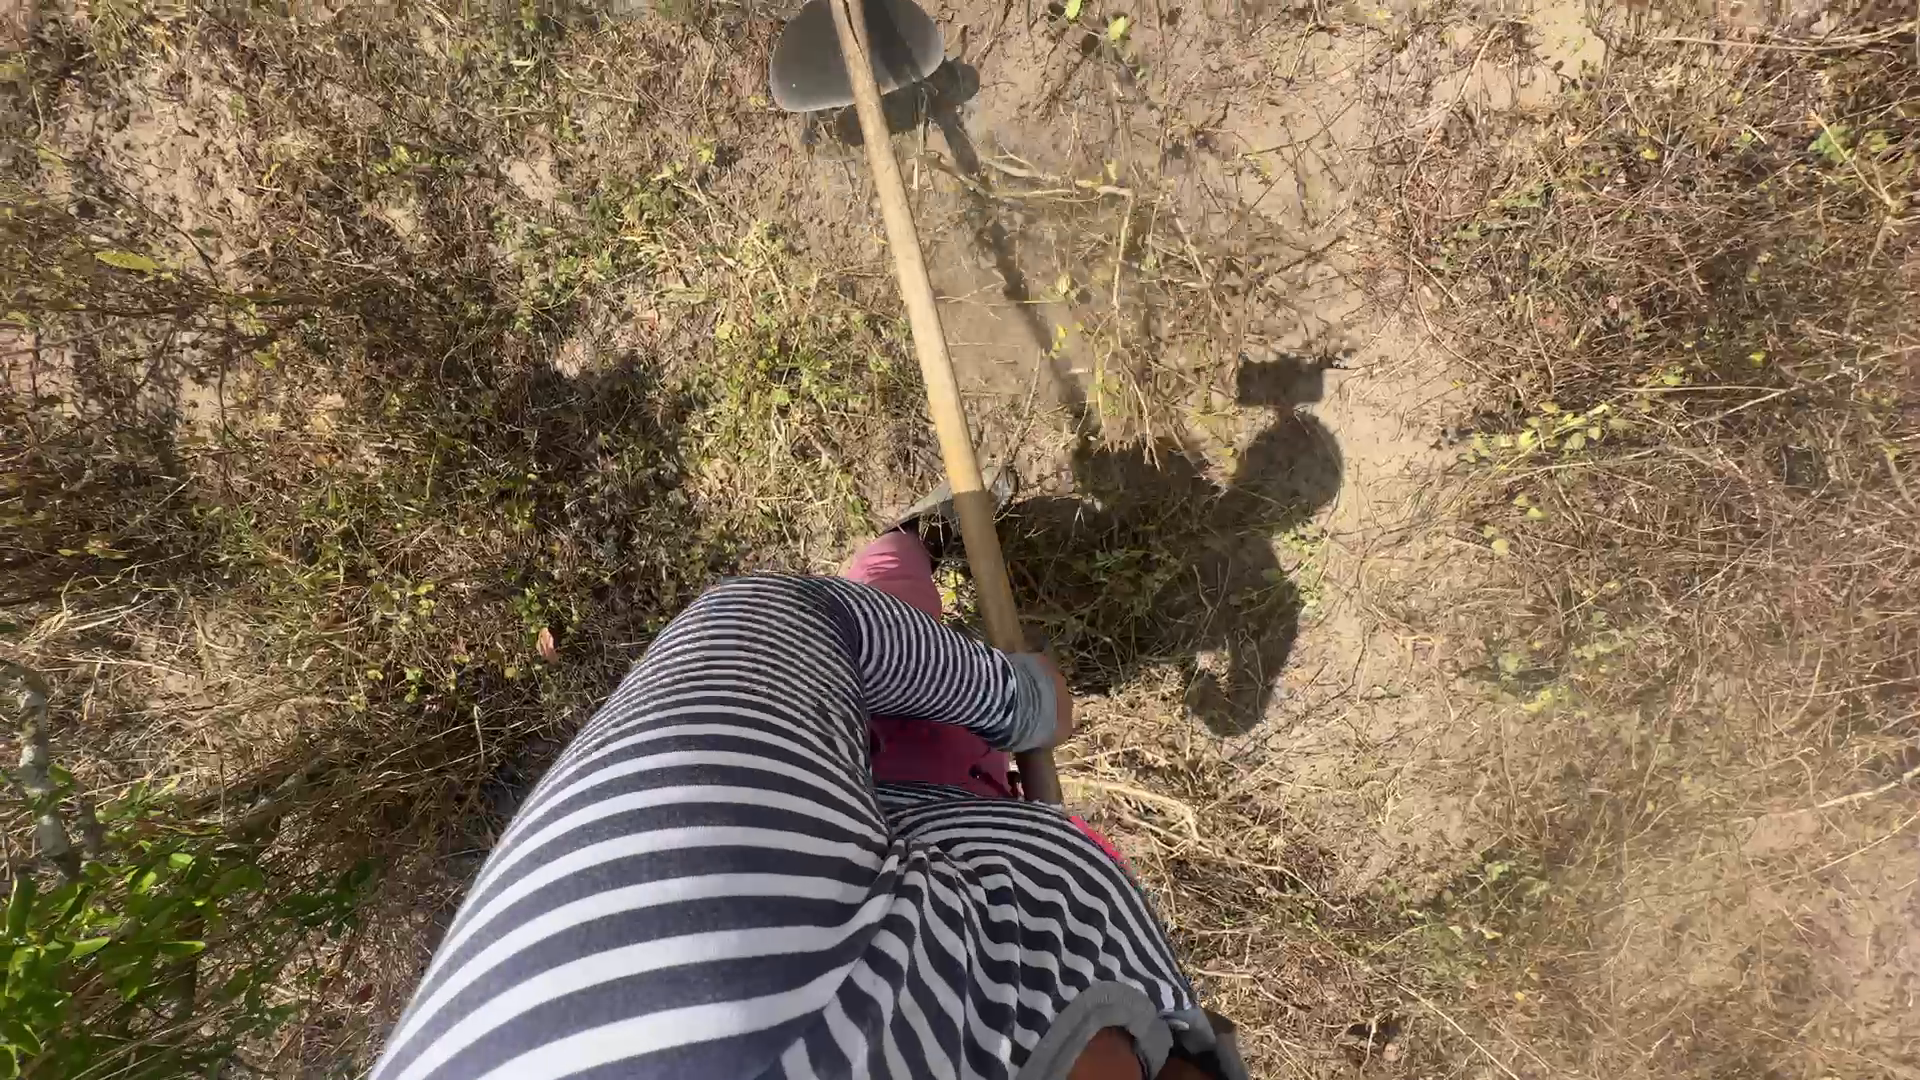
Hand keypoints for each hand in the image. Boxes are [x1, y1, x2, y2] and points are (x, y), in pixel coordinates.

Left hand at [1017, 651, 1073, 746]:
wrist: (1010, 701)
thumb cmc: (1012, 731)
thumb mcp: (1018, 745)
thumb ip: (1024, 740)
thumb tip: (1016, 738)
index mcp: (1063, 731)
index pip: (1057, 731)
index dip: (1041, 727)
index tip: (1026, 726)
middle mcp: (1067, 705)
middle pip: (1055, 705)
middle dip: (1042, 705)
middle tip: (1020, 706)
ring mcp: (1058, 682)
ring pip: (1049, 685)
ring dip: (1037, 686)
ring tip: (1015, 687)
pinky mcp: (1046, 663)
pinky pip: (1038, 667)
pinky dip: (1028, 669)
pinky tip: (1012, 671)